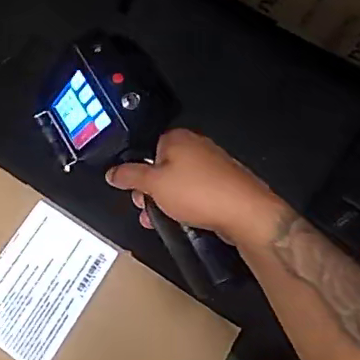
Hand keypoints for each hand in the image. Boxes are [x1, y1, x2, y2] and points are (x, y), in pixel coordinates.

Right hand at [105, 129, 286, 246]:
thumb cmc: (204, 193)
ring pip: (180, 184)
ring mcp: (212, 166)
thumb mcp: (153, 185)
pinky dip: (188, 207)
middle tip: (149, 206)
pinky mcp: (222, 185)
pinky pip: (197, 194)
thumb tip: (114, 172)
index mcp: (177, 139)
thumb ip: (129, 176)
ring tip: (166, 219)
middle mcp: (196, 147)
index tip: (133, 189)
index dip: (137, 172)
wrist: (245, 213)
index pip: (146, 149)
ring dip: (168, 202)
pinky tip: (187, 221)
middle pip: (162, 167)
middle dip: (152, 190)